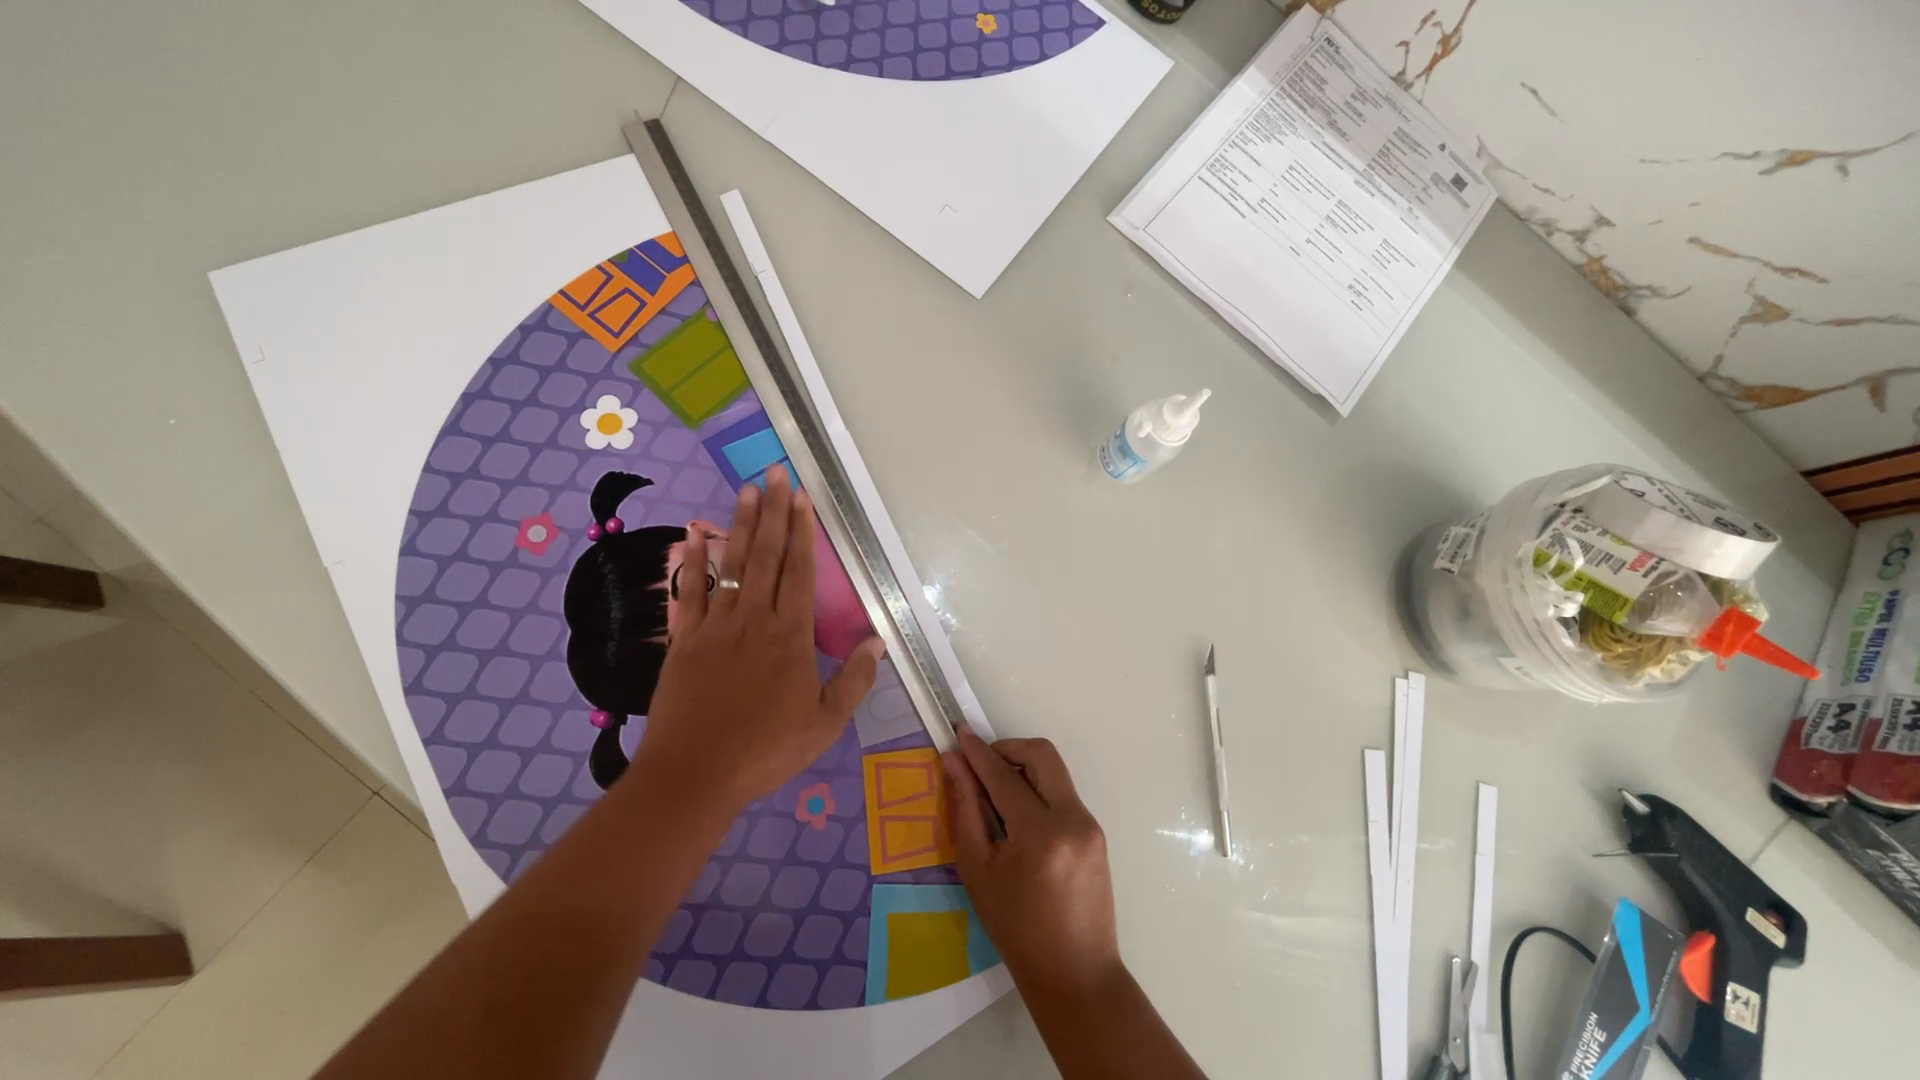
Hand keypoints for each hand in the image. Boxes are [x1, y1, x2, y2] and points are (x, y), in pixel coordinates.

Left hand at [634, 466, 882, 813]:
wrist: (694, 773)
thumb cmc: (766, 750)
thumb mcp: (825, 723)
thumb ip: (854, 680)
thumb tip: (879, 642)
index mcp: (790, 636)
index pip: (798, 571)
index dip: (802, 531)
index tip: (802, 497)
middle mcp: (753, 619)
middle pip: (765, 555)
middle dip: (773, 512)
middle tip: (775, 473)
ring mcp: (715, 626)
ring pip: (730, 564)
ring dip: (739, 525)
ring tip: (746, 490)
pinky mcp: (684, 640)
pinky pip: (690, 591)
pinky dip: (693, 561)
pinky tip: (694, 535)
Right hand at [944, 730, 1122, 997]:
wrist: (1074, 972)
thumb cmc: (1015, 929)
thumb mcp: (978, 871)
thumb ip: (965, 811)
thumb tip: (954, 764)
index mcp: (1040, 833)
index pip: (1003, 775)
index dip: (977, 752)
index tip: (958, 733)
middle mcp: (1072, 819)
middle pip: (1041, 754)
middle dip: (1007, 749)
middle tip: (981, 764)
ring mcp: (1090, 824)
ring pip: (1054, 772)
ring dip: (1023, 770)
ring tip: (995, 796)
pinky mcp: (1097, 834)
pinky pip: (1063, 795)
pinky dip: (1038, 792)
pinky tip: (1018, 820)